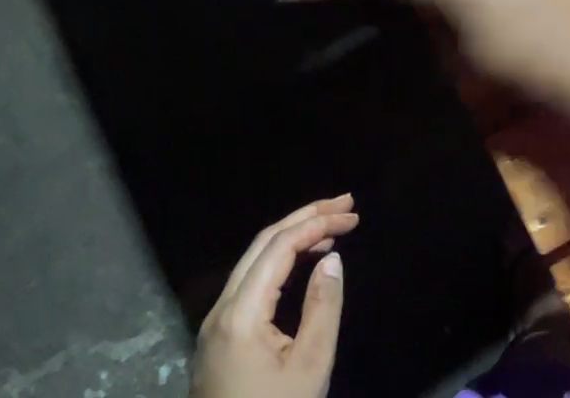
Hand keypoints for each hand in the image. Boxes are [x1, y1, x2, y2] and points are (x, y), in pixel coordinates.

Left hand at [192, 196, 358, 397]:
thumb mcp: (310, 364)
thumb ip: (323, 306)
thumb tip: (332, 258)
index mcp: (241, 313)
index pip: (279, 247)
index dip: (317, 223)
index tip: (354, 216)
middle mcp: (221, 309)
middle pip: (262, 244)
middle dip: (305, 217)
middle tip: (346, 204)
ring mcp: (216, 324)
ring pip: (254, 260)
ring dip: (293, 236)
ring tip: (333, 226)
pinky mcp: (219, 337)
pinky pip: (250, 281)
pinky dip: (281, 260)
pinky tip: (306, 261)